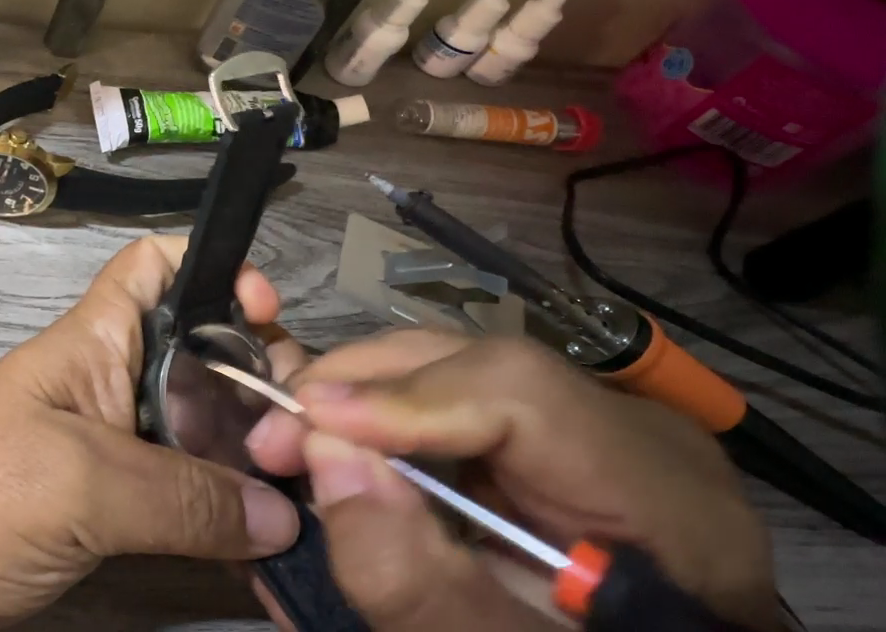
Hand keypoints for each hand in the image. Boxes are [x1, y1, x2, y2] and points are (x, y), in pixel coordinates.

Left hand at [0, 235, 301, 620]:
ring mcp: (117, 439)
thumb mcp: (81, 484)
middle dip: (258, 368)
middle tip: (310, 424)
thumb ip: (182, 497)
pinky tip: (276, 532)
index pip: (151, 266)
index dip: (210, 265)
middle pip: (200, 347)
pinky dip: (231, 502)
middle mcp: (114, 380)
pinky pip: (189, 484)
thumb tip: (280, 514)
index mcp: (96, 342)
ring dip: (253, 444)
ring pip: (202, 419)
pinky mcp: (118, 497)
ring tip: (314, 481)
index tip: (269, 305)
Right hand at [247, 330, 779, 630]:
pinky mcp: (544, 429)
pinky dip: (377, 411)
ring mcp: (587, 422)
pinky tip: (338, 441)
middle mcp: (631, 435)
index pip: (522, 391)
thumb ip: (419, 581)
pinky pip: (443, 389)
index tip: (311, 430)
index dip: (405, 397)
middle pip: (470, 361)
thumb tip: (325, 453)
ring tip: (293, 442)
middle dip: (355, 387)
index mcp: (667, 503)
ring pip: (446, 363)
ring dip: (353, 395)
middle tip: (275, 441)